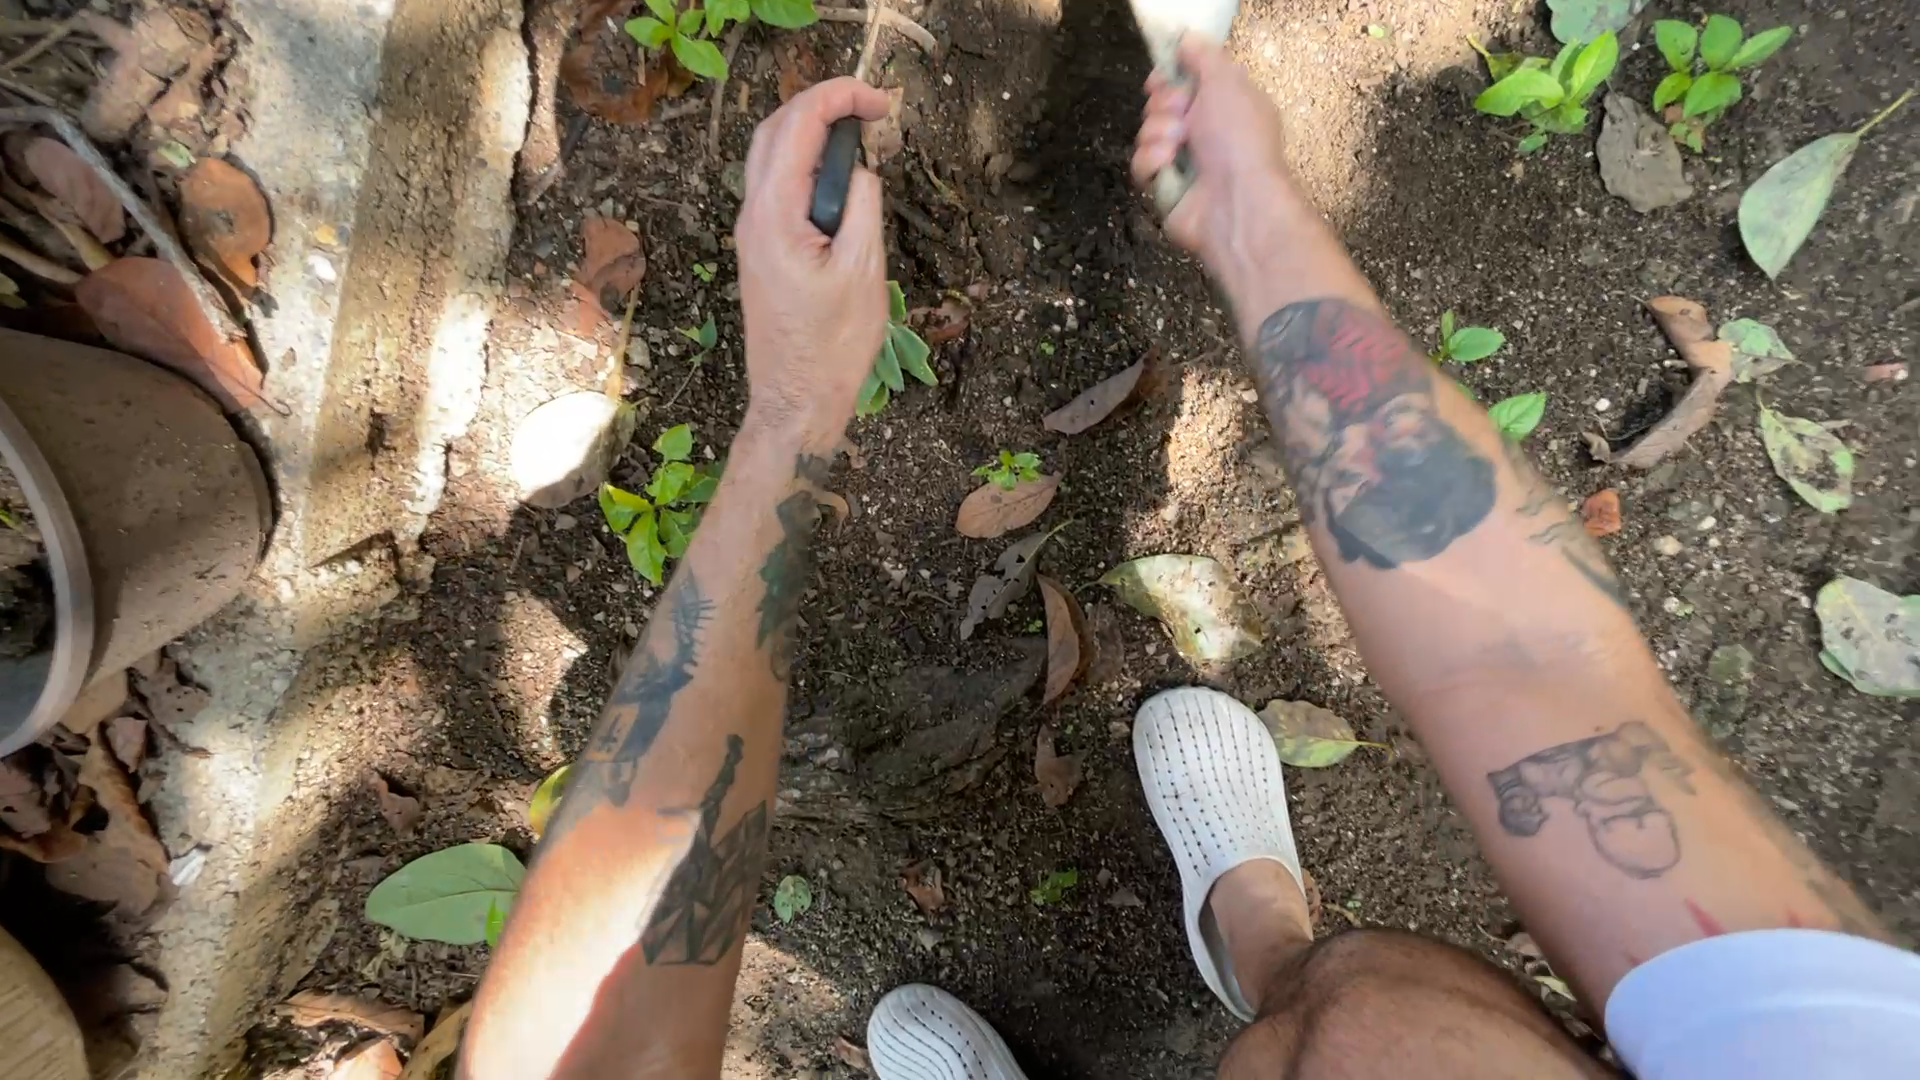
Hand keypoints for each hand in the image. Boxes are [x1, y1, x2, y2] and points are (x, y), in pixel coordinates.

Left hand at [736, 77, 892, 444]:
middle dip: (820, 106)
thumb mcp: (863, 273)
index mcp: (775, 215)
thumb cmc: (832, 348)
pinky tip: (835, 184)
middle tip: (869, 112)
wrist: (795, 399)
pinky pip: (775, 191)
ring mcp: (751, 236)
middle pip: (775, 130)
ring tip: (857, 141)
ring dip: (810, 136)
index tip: (883, 102)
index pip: (799, 125)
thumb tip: (860, 171)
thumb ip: (862, 207)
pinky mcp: (760, 254)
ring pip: (770, 158)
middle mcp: (752, 217)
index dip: (840, 97)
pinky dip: (804, 170)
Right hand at [1130, 39, 1299, 276]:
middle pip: (1158, 105)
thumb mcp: (1226, 81)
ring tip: (1178, 145)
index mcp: (1221, 103)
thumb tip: (1185, 40)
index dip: (1167, 78)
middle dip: (1165, 106)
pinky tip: (1167, 166)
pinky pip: (1140, 165)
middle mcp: (1201, 132)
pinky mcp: (1162, 189)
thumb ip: (1203, 56)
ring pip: (1145, 134)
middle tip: (1182, 116)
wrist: (1233, 200)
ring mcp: (1181, 162)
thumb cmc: (1237, 137)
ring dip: (1159, 134)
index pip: (1182, 82)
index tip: (1160, 78)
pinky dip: (1152, 162)